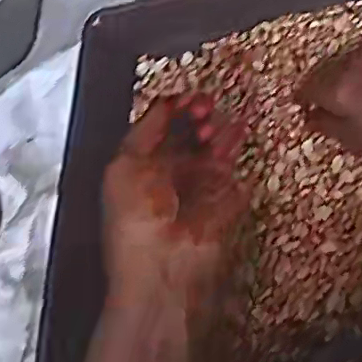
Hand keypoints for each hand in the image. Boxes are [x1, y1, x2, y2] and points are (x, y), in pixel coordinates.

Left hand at [101, 98, 252, 309]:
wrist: (165, 264)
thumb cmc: (136, 219)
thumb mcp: (123, 168)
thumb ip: (144, 130)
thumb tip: (166, 101)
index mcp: (142, 165)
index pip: (160, 126)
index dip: (173, 107)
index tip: (184, 97)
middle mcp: (171, 169)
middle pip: (189, 129)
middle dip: (197, 112)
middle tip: (203, 107)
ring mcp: (200, 179)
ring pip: (214, 139)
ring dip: (216, 125)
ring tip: (211, 126)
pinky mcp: (226, 189)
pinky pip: (234, 157)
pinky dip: (237, 140)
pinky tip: (238, 128)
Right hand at [295, 46, 361, 165]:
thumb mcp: (353, 139)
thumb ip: (324, 123)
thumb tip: (307, 115)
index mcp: (338, 87)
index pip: (307, 88)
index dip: (302, 98)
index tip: (302, 107)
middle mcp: (351, 64)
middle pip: (322, 71)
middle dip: (317, 85)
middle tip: (319, 103)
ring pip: (341, 62)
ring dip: (336, 75)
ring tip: (342, 95)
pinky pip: (361, 58)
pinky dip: (356, 68)